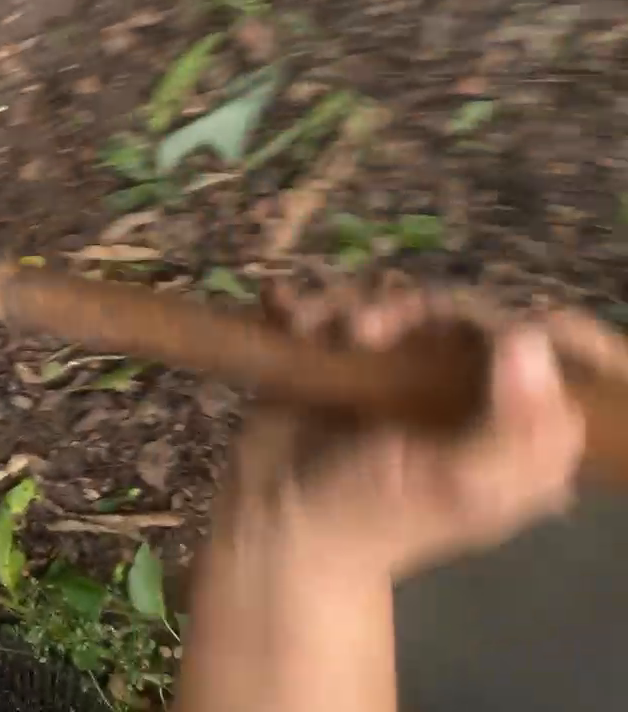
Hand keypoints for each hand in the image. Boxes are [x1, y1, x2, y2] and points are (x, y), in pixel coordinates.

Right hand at [227, 286, 591, 578]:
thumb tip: (525, 338)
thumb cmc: (374, 512)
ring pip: (379, 305)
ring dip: (342, 305)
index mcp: (512, 424)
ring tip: (308, 327)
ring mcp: (381, 371)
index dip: (522, 325)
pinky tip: (281, 306)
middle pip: (449, 316)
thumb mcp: (462, 486)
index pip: (542, 354)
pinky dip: (298, 302)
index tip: (484, 322)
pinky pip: (318, 314)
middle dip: (406, 310)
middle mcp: (450, 388)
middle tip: (364, 331)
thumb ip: (515, 425)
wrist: (276, 516)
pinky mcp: (324, 362)